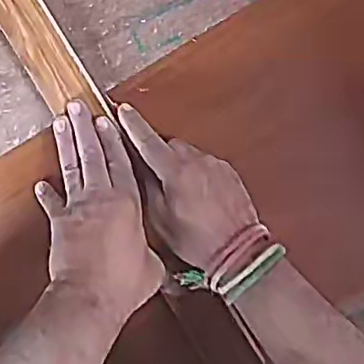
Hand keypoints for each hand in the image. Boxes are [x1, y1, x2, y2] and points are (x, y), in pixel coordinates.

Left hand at [35, 101, 162, 325]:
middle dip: (85, 128)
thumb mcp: (152, 267)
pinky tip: (41, 183)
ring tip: (60, 123)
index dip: (114, 140)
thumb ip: (151, 254)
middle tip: (77, 106)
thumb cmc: (124, 283)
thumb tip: (153, 258)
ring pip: (71, 168)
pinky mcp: (59, 222)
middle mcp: (101, 198)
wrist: (89, 297)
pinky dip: (46, 193)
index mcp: (128, 203)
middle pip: (93, 155)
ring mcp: (77, 207)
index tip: (107, 119)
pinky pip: (52, 203)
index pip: (121, 162)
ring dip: (65, 144)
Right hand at [117, 104, 260, 270]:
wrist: (240, 252)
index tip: (123, 111)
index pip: (148, 140)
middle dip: (157, 153)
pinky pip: (204, 163)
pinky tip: (194, 193)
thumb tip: (136, 167)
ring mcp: (215, 165)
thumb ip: (146, 187)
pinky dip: (195, 172)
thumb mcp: (160, 218)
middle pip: (169, 145)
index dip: (132, 124)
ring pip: (187, 154)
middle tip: (149, 170)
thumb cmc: (198, 241)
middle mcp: (197, 162)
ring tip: (175, 189)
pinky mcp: (228, 172)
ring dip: (177, 164)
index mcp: (176, 171)